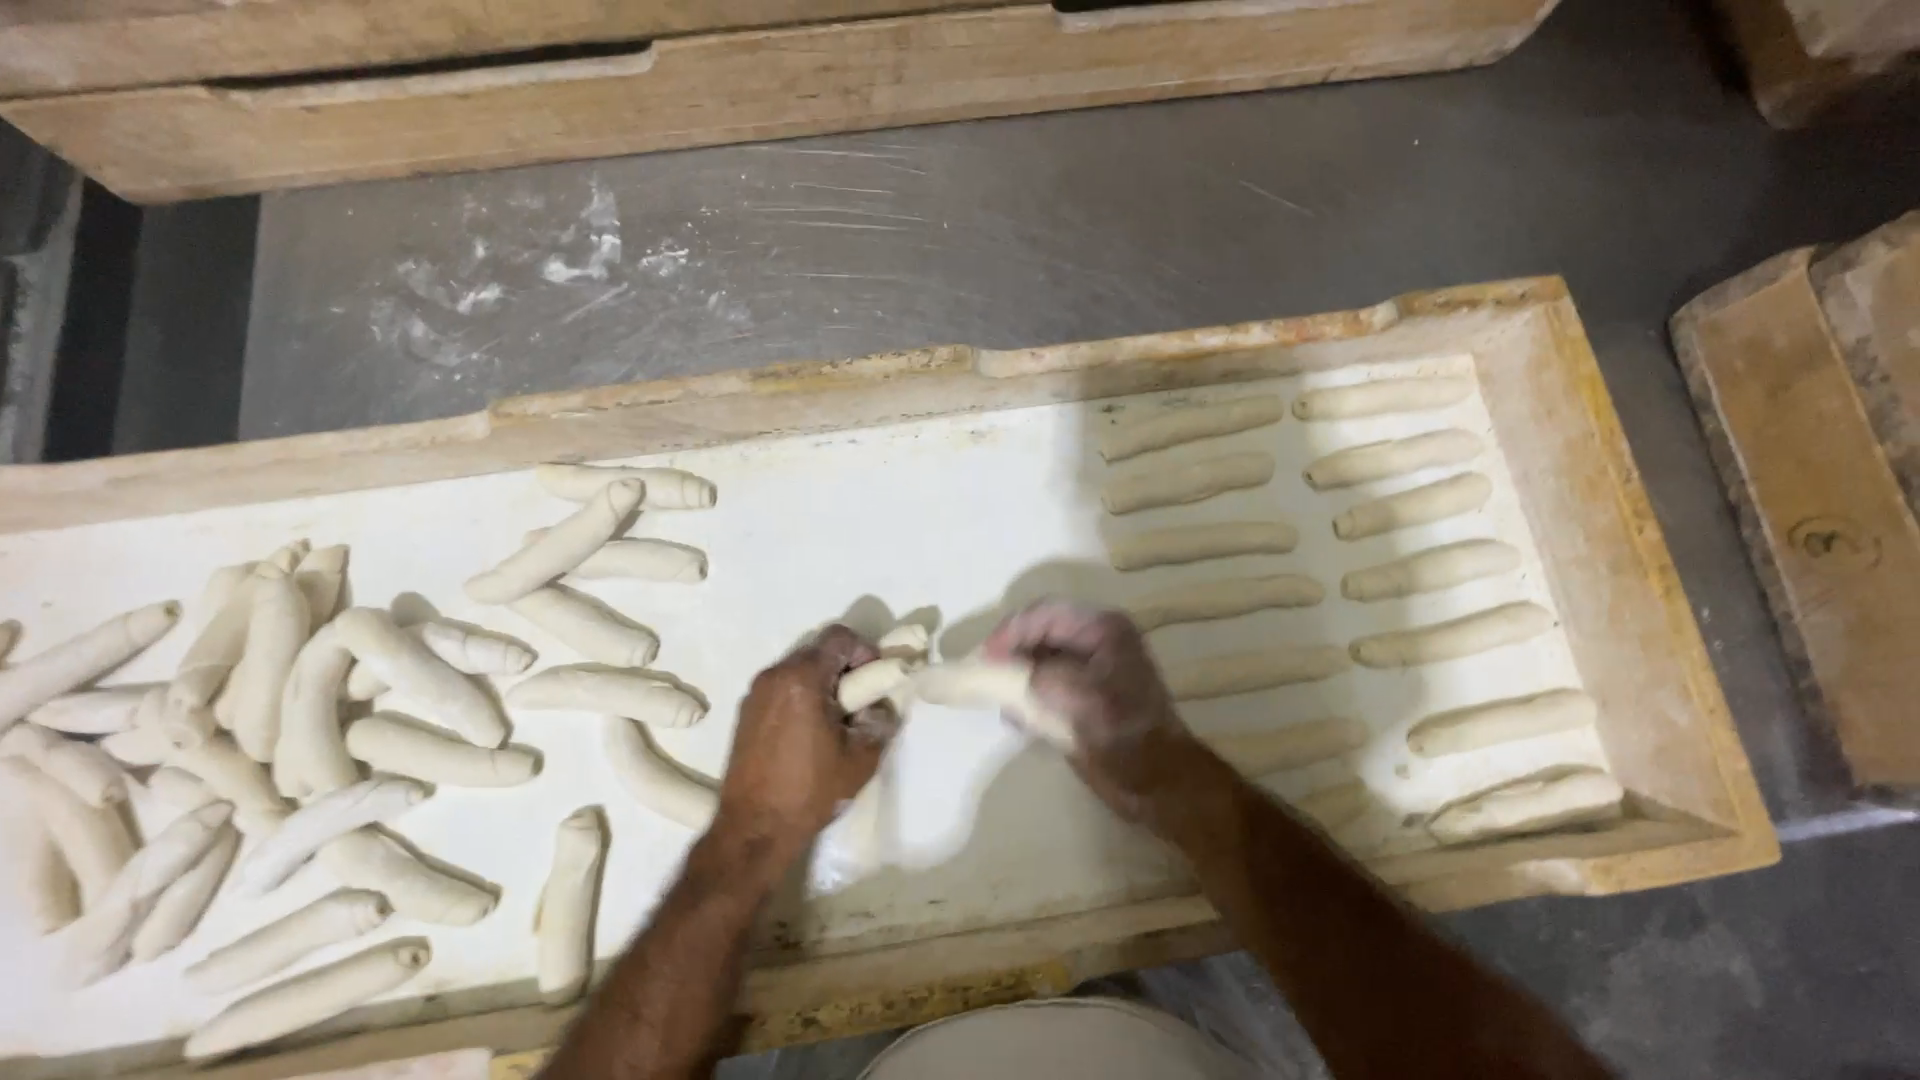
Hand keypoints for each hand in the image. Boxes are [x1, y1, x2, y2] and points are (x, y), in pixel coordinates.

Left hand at [716, 625, 899, 850]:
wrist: (754, 828)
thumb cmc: (810, 790)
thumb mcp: (861, 757)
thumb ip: (880, 721)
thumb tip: (883, 706)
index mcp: (802, 679)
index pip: (839, 637)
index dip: (865, 651)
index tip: (874, 682)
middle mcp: (774, 676)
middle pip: (818, 651)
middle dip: (845, 668)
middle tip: (861, 702)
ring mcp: (755, 694)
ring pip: (799, 670)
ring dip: (823, 683)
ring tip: (836, 721)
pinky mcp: (746, 713)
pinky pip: (782, 688)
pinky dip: (802, 697)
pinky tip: (810, 733)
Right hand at [981, 599, 1214, 827]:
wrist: (1158, 783)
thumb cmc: (1125, 735)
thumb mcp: (1081, 698)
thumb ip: (1040, 675)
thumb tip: (1004, 669)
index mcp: (1102, 629)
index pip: (1044, 614)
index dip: (1010, 632)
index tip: (983, 659)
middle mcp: (1095, 641)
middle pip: (1039, 631)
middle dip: (1009, 652)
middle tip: (981, 674)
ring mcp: (1090, 669)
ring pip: (1039, 657)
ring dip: (1015, 675)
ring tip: (998, 699)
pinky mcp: (1083, 696)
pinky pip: (1044, 683)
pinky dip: (1026, 695)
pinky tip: (1016, 718)